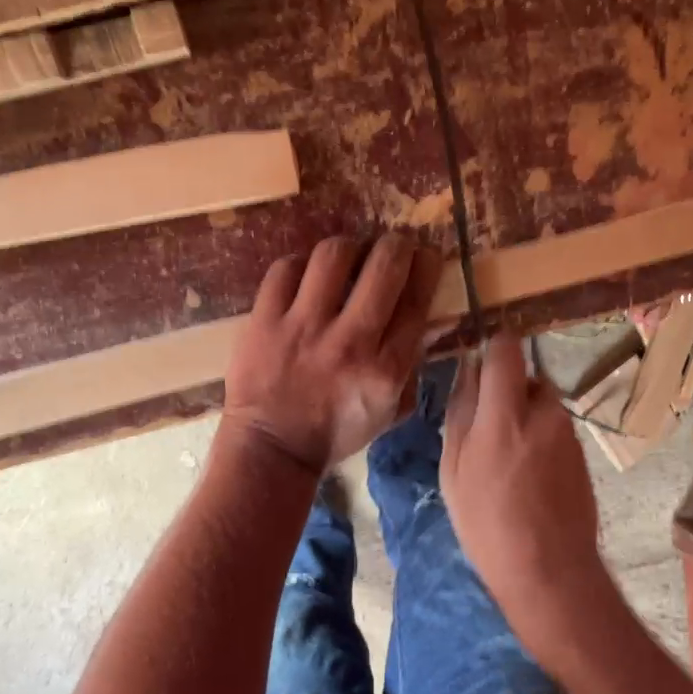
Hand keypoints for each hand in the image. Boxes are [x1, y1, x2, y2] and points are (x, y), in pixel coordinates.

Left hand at [223, 233, 445, 472]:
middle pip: (385, 265)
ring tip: (351, 255)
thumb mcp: (390, 411)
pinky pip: (287, 268)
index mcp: (385, 368)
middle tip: (394, 245)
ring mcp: (304, 327)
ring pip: (335, 255)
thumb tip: (426, 323)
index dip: (427, 266)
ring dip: (350, 246)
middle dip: (397, 244)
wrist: (272, 448)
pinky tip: (309, 274)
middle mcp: (350, 341)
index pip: (417, 300)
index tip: (427, 256)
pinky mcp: (265, 320)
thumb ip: (412, 368)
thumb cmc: (337, 432)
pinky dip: (302, 264)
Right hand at [441, 335, 604, 641]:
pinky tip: (530, 478)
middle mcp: (545, 413)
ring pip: (543, 405)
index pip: (506, 348)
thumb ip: (461, 413)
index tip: (479, 365)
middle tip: (487, 430)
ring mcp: (569, 433)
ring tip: (508, 463)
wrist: (549, 569)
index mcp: (506, 414)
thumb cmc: (487, 525)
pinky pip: (556, 430)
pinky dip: (541, 440)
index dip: (493, 348)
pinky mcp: (583, 454)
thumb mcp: (454, 471)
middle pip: (527, 377)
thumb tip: (467, 371)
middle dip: (507, 392)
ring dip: (525, 418)